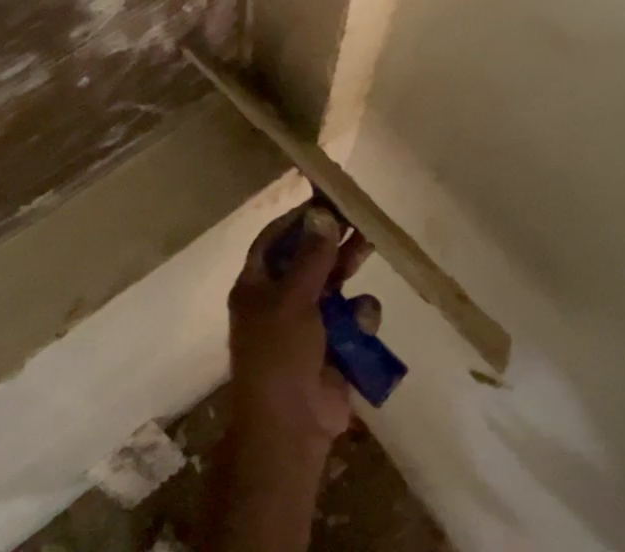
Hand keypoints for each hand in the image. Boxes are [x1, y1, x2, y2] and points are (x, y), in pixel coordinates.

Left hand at [226, 203, 378, 448]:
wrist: (291, 426)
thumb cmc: (280, 355)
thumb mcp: (292, 300)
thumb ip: (310, 258)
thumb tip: (321, 214)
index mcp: (255, 287)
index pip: (273, 241)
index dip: (297, 220)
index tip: (324, 199)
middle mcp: (278, 302)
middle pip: (308, 261)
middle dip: (331, 241)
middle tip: (359, 217)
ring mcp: (306, 326)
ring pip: (332, 287)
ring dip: (348, 271)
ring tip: (370, 245)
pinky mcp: (332, 348)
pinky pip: (350, 320)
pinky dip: (358, 318)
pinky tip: (362, 321)